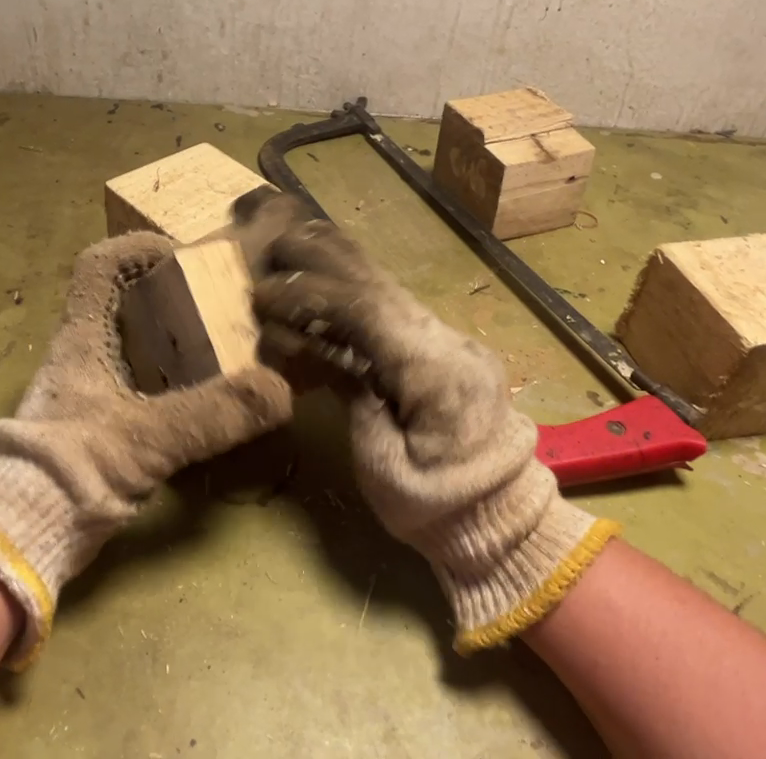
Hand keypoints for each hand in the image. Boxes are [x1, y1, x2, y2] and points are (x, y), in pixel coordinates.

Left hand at [0, 232, 291, 668]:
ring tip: (219, 346)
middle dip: (167, 295)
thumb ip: (211, 414)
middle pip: (119, 302)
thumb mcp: (146, 439)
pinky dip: (167, 379)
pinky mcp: (91, 425)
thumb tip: (279, 390)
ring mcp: (82, 391)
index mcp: (80, 339)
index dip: (138, 249)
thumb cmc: (70, 472)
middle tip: (215, 304)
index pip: (97, 267)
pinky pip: (134, 382)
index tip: (182, 257)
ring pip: (128, 344)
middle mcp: (78, 356)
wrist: (21, 537)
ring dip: (169, 338)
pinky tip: (198, 398)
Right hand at [251, 218, 619, 651]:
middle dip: (322, 259)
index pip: (368, 311)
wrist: (501, 519)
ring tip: (291, 245)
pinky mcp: (440, 349)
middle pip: (379, 285)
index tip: (264, 293)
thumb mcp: (385, 468)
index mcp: (435, 371)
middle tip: (272, 244)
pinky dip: (351, 293)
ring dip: (336, 268)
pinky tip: (324, 284)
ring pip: (387, 290)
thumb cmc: (439, 510)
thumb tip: (324, 352)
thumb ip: (358, 401)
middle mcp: (446, 341)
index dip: (311, 294)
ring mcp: (448, 341)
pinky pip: (391, 310)